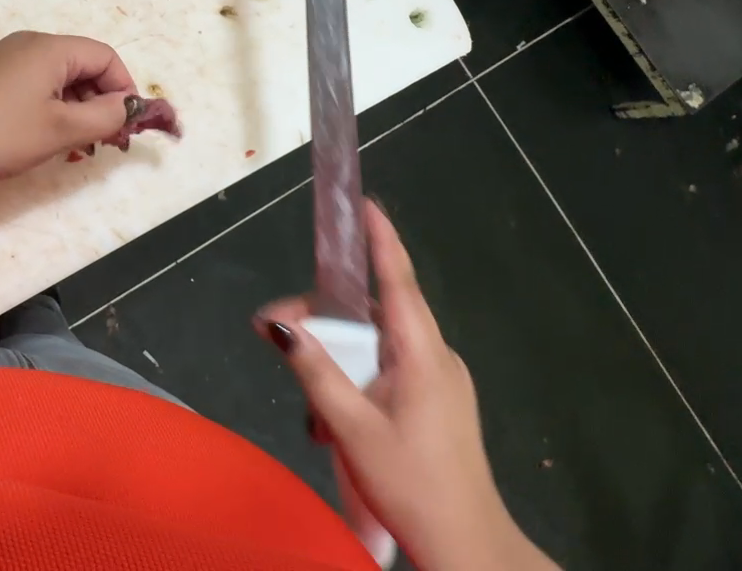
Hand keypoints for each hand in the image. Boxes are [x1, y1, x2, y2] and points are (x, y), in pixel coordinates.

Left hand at [0, 31, 136, 184]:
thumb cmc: (2, 135)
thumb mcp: (62, 130)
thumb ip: (105, 116)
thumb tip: (128, 105)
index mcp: (48, 48)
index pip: (104, 56)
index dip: (124, 88)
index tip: (126, 124)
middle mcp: (27, 43)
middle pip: (81, 62)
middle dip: (100, 98)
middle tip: (105, 138)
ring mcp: (5, 57)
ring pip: (58, 74)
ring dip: (76, 104)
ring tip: (76, 141)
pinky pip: (35, 81)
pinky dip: (51, 103)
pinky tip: (45, 133)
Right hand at [255, 200, 556, 570]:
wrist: (469, 548)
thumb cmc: (411, 483)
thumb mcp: (352, 427)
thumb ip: (314, 369)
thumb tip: (278, 322)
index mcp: (422, 355)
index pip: (398, 281)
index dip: (381, 240)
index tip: (365, 204)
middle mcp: (436, 357)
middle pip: (374, 311)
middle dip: (322, 311)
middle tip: (273, 327)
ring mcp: (439, 379)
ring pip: (377, 340)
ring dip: (334, 347)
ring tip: (299, 380)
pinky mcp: (436, 400)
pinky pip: (387, 364)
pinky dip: (353, 368)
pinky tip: (330, 405)